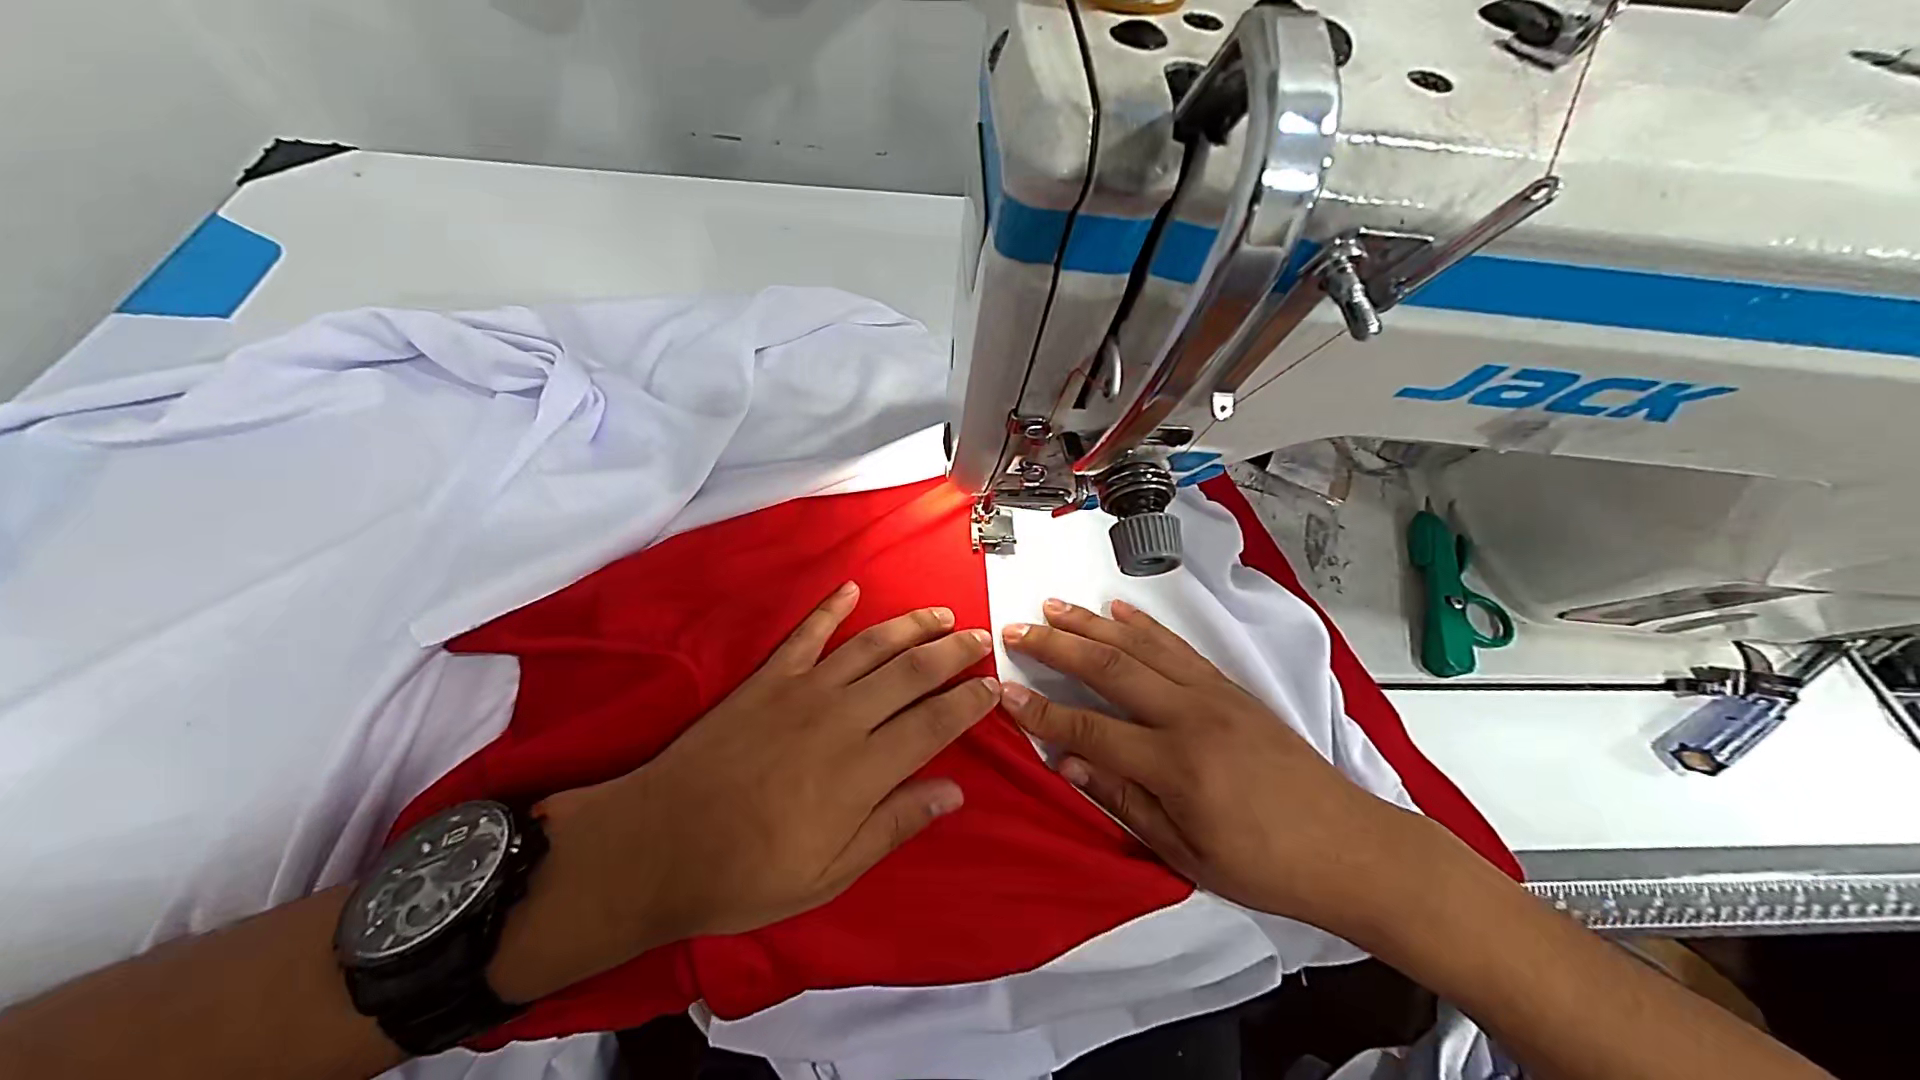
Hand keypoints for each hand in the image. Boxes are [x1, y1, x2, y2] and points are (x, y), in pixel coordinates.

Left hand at [543, 582, 1000, 946]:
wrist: (658, 844)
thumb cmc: (747, 872)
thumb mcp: (829, 873)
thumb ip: (893, 825)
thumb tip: (954, 792)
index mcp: (862, 771)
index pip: (934, 724)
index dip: (970, 702)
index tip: (993, 687)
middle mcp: (841, 719)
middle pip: (912, 673)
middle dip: (952, 651)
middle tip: (979, 636)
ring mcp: (801, 691)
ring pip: (870, 645)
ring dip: (909, 625)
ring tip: (939, 613)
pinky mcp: (766, 680)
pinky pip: (806, 634)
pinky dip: (829, 608)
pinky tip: (851, 589)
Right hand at [999, 598, 1433, 938]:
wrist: (1353, 847)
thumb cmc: (1266, 864)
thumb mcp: (1186, 852)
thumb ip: (1123, 802)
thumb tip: (1069, 766)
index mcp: (1176, 766)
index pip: (1090, 730)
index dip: (1042, 713)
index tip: (1005, 692)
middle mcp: (1192, 717)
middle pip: (1109, 669)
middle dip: (1056, 646)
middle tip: (1017, 629)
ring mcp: (1214, 694)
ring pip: (1140, 646)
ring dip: (1092, 624)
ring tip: (1055, 606)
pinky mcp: (1232, 687)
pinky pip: (1178, 647)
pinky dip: (1144, 625)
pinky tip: (1119, 611)